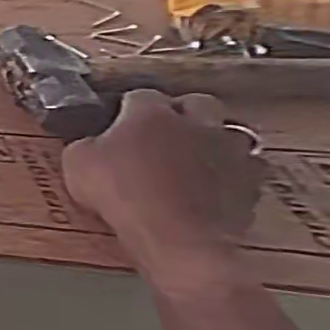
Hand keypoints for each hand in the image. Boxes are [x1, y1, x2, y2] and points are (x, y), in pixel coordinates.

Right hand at [61, 89, 265, 263]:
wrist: (174, 234)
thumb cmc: (118, 192)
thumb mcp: (76, 163)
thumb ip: (88, 143)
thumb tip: (97, 141)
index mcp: (150, 114)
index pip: (140, 95)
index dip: (126, 107)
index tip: (115, 119)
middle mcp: (196, 123)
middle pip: (197, 102)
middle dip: (181, 110)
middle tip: (160, 129)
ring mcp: (231, 150)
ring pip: (229, 130)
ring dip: (211, 137)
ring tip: (190, 154)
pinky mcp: (252, 178)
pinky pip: (246, 163)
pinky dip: (230, 167)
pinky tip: (213, 179)